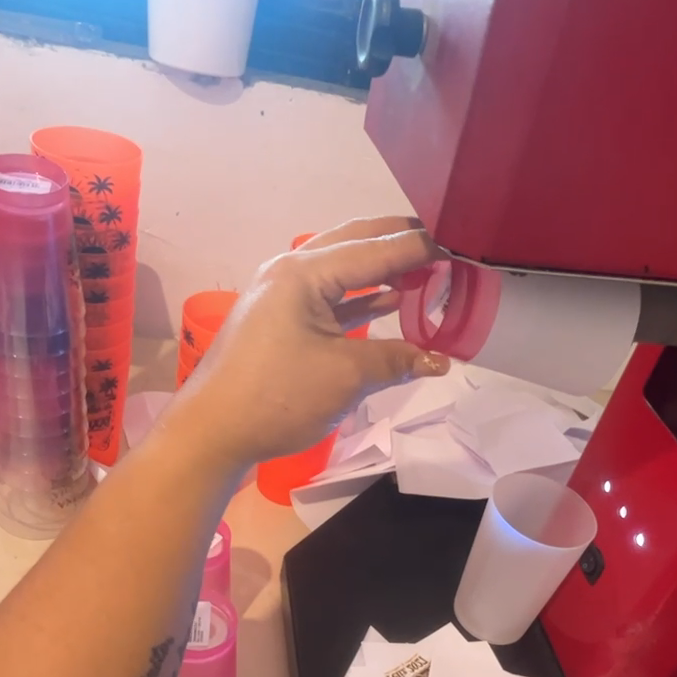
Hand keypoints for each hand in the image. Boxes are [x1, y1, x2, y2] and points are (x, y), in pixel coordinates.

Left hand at [165, 217, 448, 466]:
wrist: (213, 432)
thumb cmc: (277, 398)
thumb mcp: (345, 377)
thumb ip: (396, 359)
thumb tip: (441, 359)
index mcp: (305, 271)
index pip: (376, 248)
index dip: (421, 248)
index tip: (462, 248)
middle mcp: (291, 270)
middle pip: (357, 243)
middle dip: (401, 244)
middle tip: (446, 247)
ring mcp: (283, 293)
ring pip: (344, 269)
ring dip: (383, 269)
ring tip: (428, 272)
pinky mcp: (282, 318)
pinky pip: (332, 295)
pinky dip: (363, 297)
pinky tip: (392, 301)